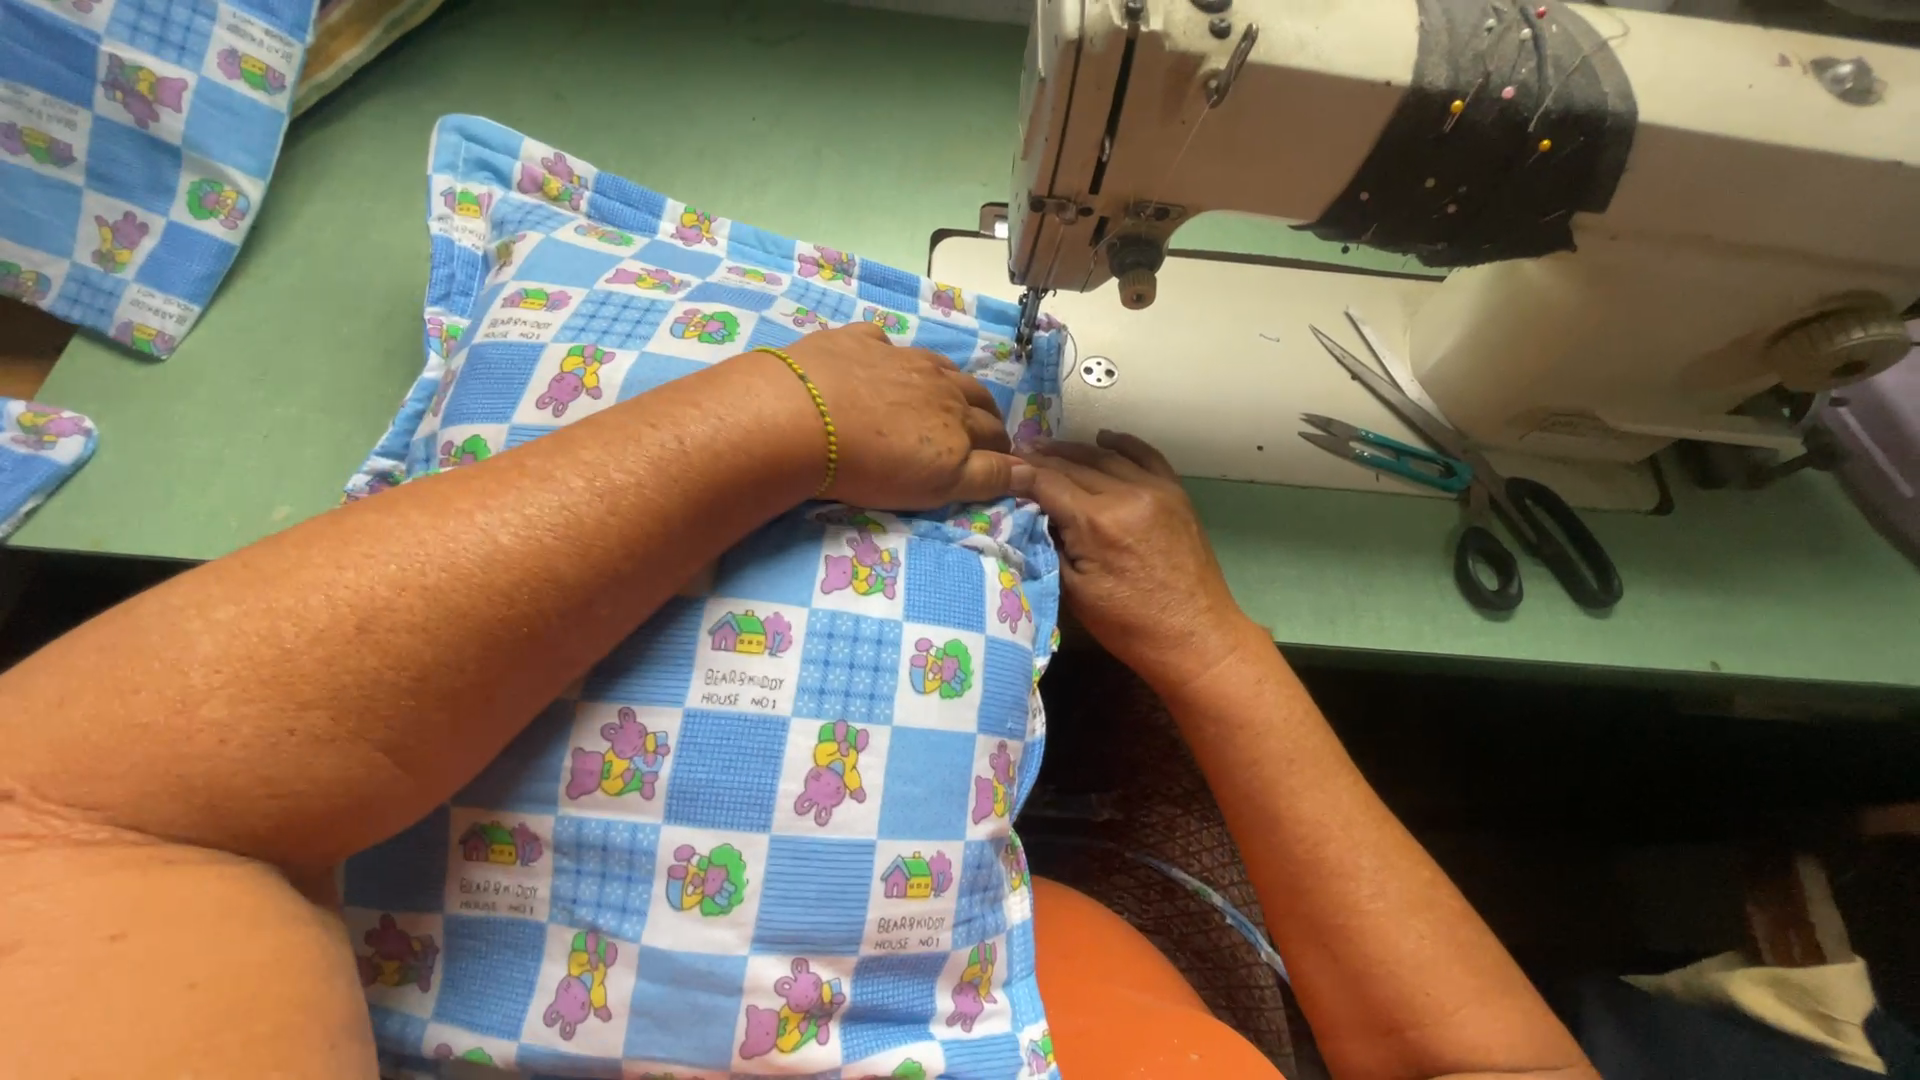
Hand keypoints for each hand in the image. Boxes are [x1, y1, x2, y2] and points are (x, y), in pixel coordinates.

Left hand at [745, 323, 1016, 508]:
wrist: (803, 418)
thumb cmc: (874, 463)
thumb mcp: (939, 483)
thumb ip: (987, 477)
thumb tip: (1030, 471)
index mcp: (958, 417)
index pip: (994, 431)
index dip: (1001, 447)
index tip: (1000, 458)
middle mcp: (936, 381)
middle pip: (972, 393)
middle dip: (983, 412)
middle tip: (977, 428)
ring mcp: (895, 356)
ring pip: (936, 364)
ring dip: (947, 380)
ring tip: (940, 395)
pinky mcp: (855, 342)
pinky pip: (881, 339)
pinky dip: (888, 351)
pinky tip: (879, 359)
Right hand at [1014, 431, 1264, 691]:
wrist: (1194, 637)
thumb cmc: (1127, 624)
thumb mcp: (1073, 592)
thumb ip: (1048, 544)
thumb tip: (1028, 514)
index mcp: (1097, 522)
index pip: (1046, 482)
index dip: (1019, 474)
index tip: (999, 470)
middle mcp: (1127, 494)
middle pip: (1073, 464)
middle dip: (1041, 459)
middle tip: (1014, 455)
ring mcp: (1156, 489)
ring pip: (1105, 455)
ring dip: (1073, 449)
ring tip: (1046, 447)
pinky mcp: (1176, 493)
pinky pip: (1146, 455)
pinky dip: (1122, 443)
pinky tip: (1103, 438)